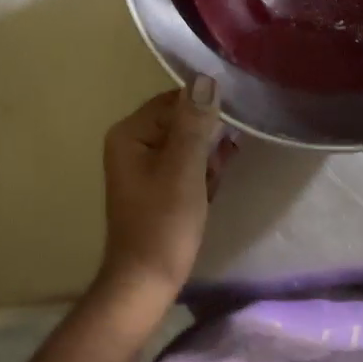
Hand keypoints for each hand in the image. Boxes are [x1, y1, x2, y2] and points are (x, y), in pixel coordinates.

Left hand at [96, 77, 233, 300]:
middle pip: (182, 121)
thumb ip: (195, 122)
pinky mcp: (156, 187)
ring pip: (187, 145)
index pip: (176, 101)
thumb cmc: (164, 225)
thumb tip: (205, 78)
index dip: (205, 111)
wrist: (146, 283)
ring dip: (208, 158)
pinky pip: (185, 166)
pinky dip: (202, 174)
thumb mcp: (184, 170)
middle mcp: (131, 143)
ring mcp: (142, 166)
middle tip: (221, 162)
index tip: (232, 126)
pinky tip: (211, 190)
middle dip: (208, 138)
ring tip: (214, 180)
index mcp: (130, 133)